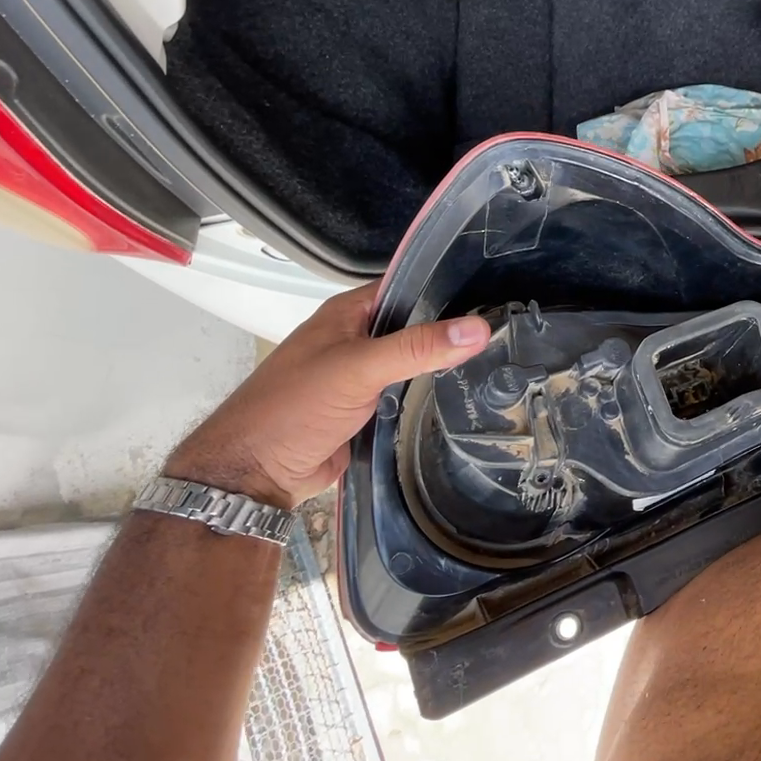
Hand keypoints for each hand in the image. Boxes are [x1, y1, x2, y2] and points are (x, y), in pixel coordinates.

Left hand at [165, 284, 490, 508]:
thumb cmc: (292, 409)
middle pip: (418, 322)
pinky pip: (412, 386)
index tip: (499, 291)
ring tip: (501, 353)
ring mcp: (365, 371)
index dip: (451, 284)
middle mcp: (358, 336)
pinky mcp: (372, 403)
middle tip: (508, 325)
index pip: (410, 284)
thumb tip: (481, 327)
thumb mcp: (358, 368)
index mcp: (348, 313)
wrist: (252, 476)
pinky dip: (436, 387)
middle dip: (456, 325)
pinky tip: (469, 387)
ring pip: (418, 356)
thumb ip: (418, 347)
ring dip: (448, 358)